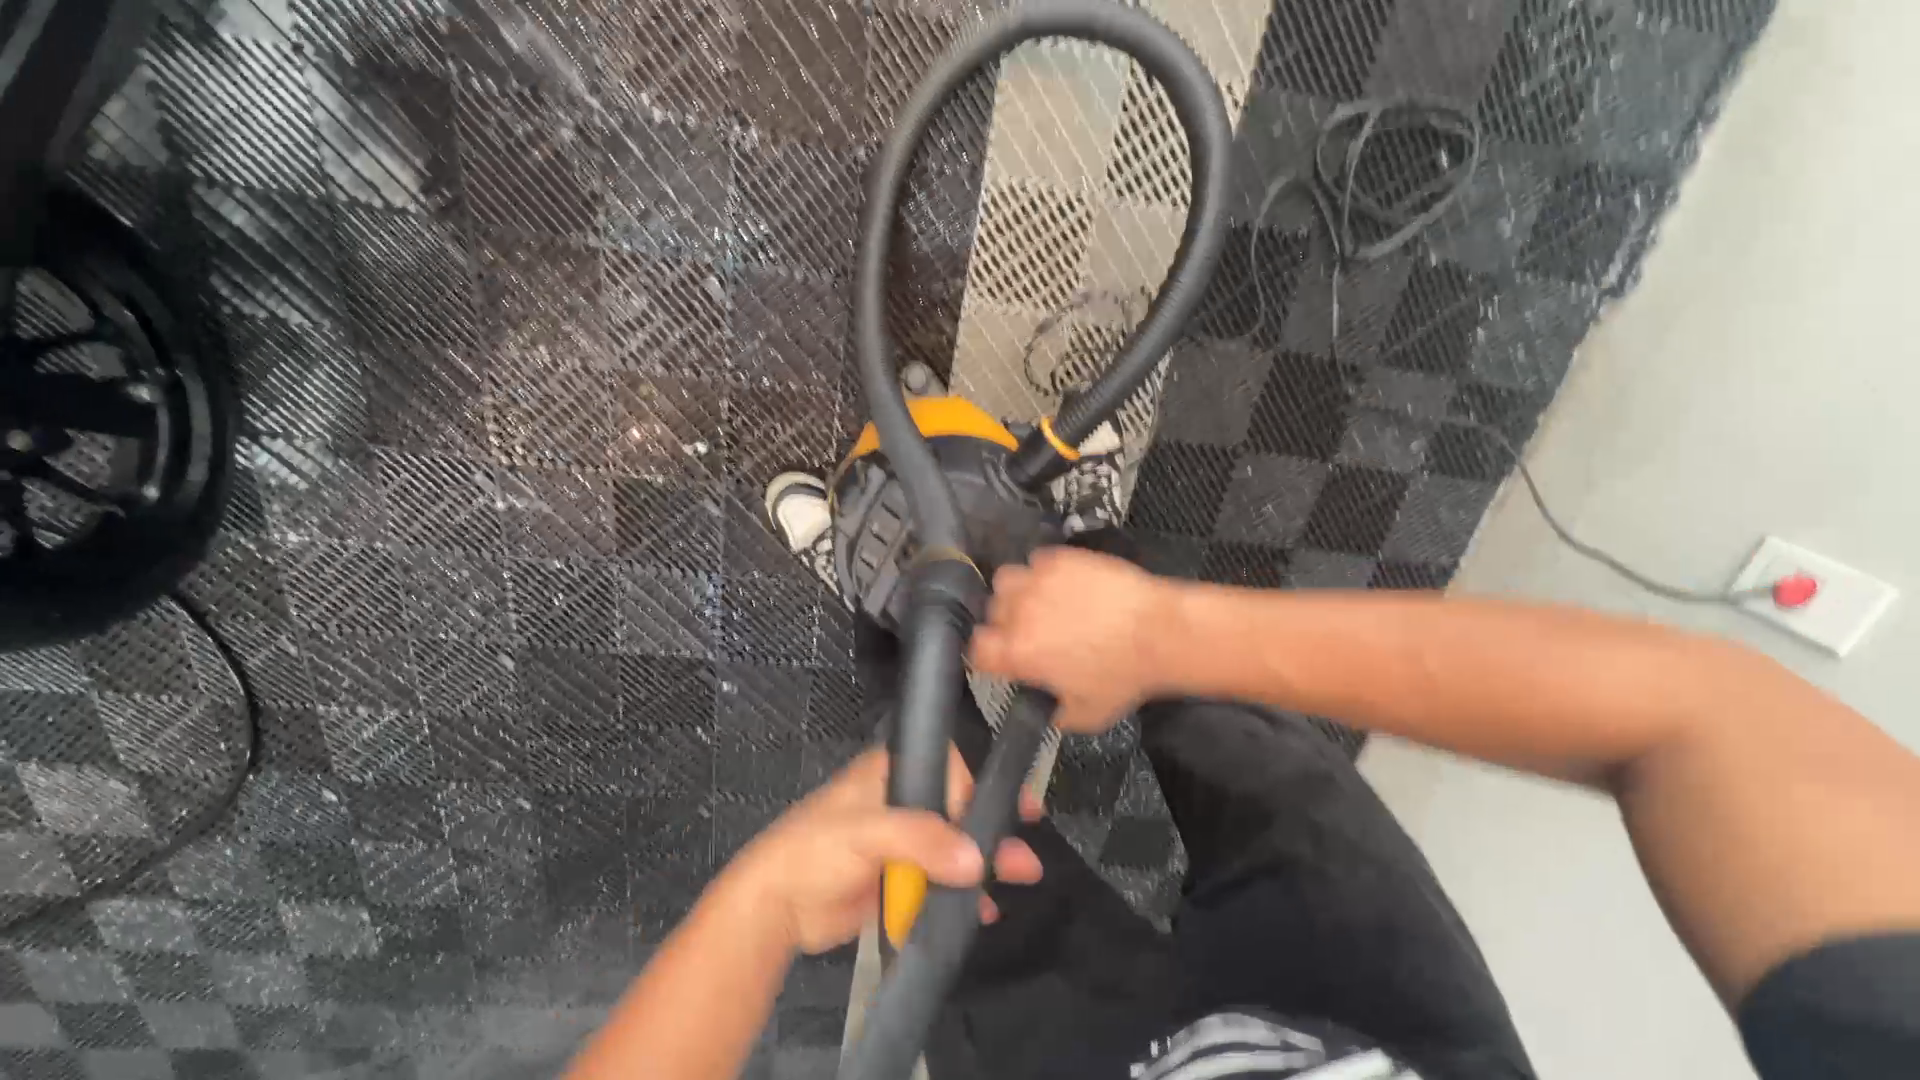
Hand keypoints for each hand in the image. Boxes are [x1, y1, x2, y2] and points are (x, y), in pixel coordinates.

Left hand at [724, 747, 1043, 954]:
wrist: (776, 909)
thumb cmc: (814, 851)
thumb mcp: (866, 833)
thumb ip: (921, 840)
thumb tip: (976, 857)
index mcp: (891, 776)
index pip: (949, 769)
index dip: (982, 783)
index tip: (1015, 802)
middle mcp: (901, 805)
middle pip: (958, 810)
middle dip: (992, 827)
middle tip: (1027, 840)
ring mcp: (901, 846)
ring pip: (954, 849)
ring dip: (987, 862)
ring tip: (1022, 876)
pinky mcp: (900, 882)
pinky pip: (941, 884)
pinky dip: (964, 895)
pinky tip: (985, 910)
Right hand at [971, 546, 1180, 733]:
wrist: (1160, 633)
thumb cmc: (1126, 673)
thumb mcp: (1084, 715)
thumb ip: (1052, 711)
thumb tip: (1045, 705)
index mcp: (1020, 653)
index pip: (976, 649)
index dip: (985, 655)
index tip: (997, 657)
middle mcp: (1023, 613)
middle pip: (991, 613)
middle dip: (1004, 624)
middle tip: (1029, 633)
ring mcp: (1041, 581)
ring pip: (1006, 581)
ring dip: (1016, 594)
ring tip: (1039, 604)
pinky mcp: (1062, 560)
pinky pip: (1037, 560)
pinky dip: (1044, 573)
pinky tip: (1063, 587)